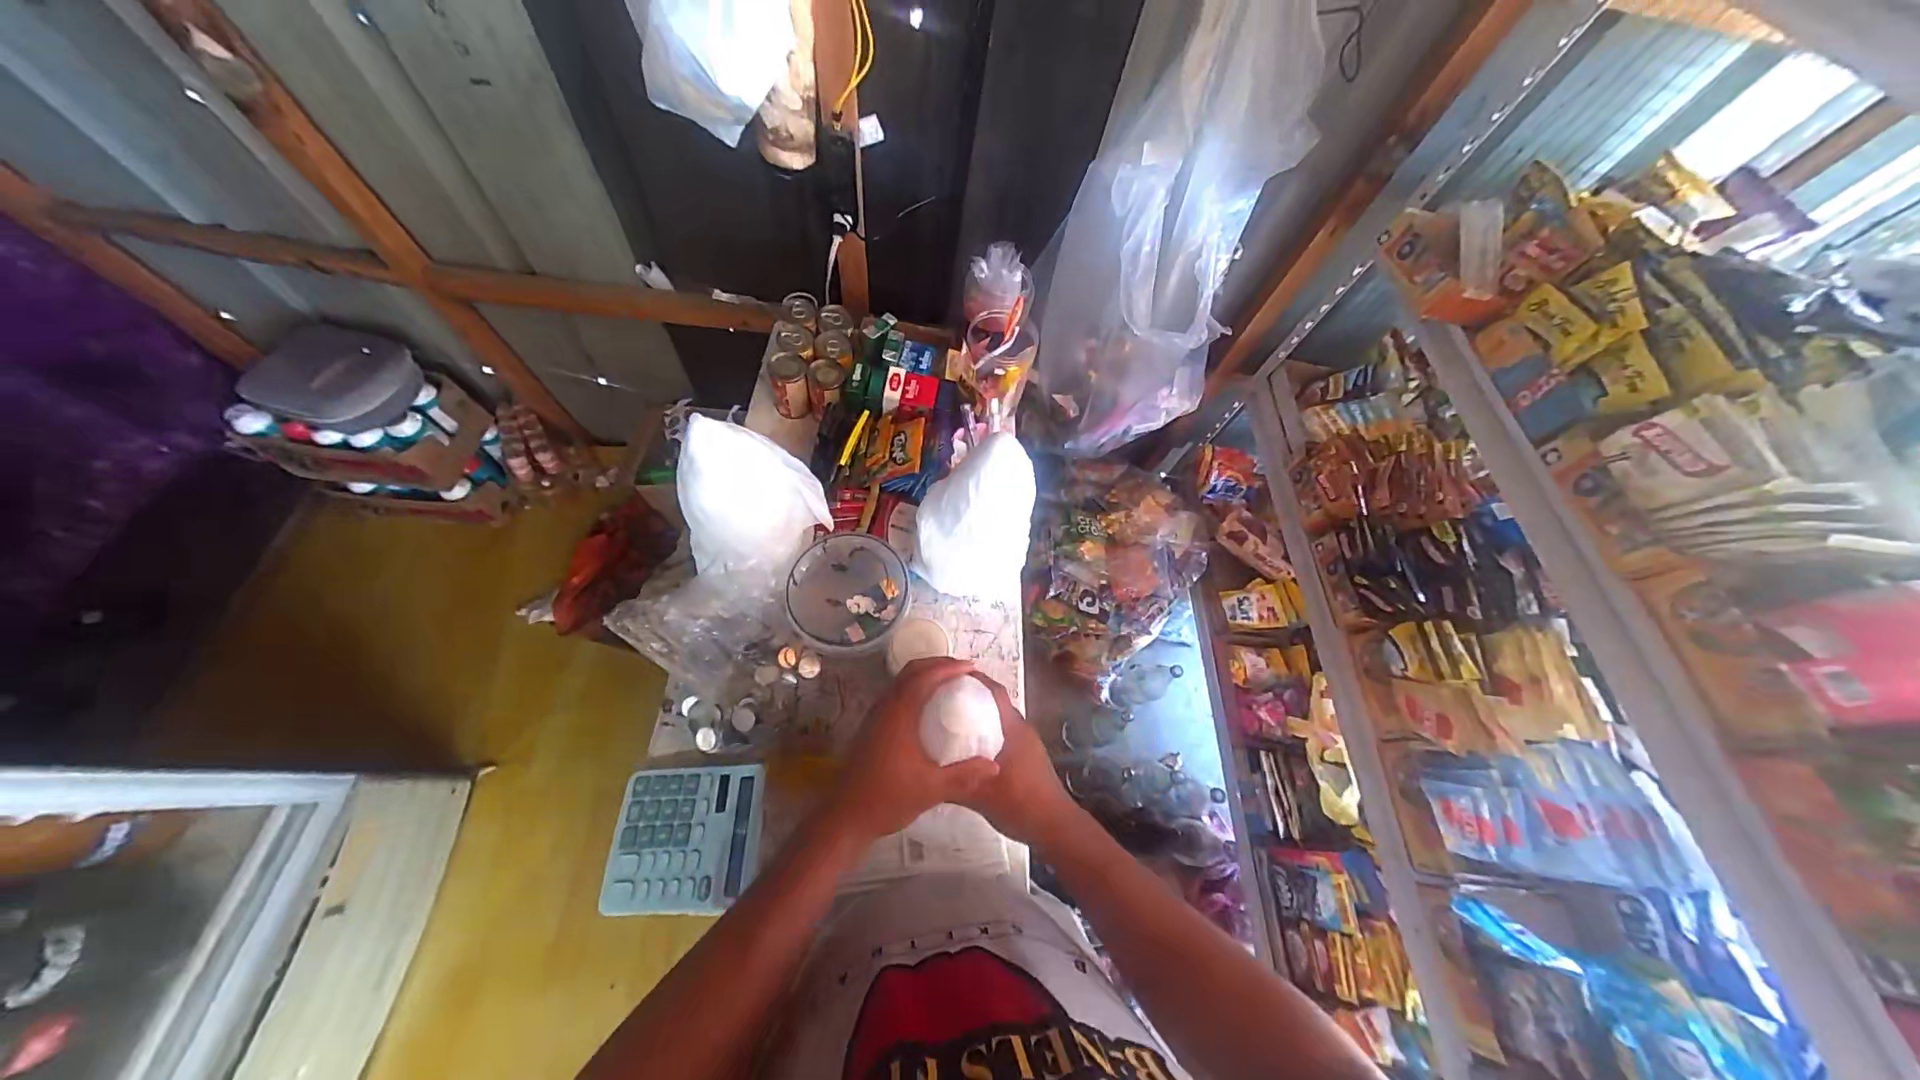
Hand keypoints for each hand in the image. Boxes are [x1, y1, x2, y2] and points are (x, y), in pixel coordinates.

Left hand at [821, 657, 1000, 842]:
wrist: (845, 817)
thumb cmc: (886, 800)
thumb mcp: (931, 790)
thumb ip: (963, 776)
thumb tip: (994, 766)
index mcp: (898, 715)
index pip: (924, 677)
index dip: (948, 667)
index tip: (971, 667)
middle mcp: (884, 709)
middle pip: (910, 672)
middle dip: (937, 665)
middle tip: (963, 671)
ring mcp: (875, 717)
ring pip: (900, 682)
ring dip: (924, 675)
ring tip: (949, 683)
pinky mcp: (872, 728)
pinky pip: (895, 695)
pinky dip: (914, 689)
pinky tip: (928, 707)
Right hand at [956, 675, 1083, 847]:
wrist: (1055, 828)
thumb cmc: (1021, 803)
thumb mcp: (981, 795)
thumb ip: (954, 783)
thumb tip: (924, 773)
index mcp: (1013, 729)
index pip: (994, 692)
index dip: (973, 680)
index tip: (947, 676)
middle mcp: (1020, 731)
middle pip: (993, 705)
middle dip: (969, 698)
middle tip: (939, 699)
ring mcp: (1025, 746)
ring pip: (996, 723)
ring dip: (976, 720)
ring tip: (946, 723)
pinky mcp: (1025, 761)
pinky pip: (1000, 738)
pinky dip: (983, 737)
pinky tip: (964, 751)